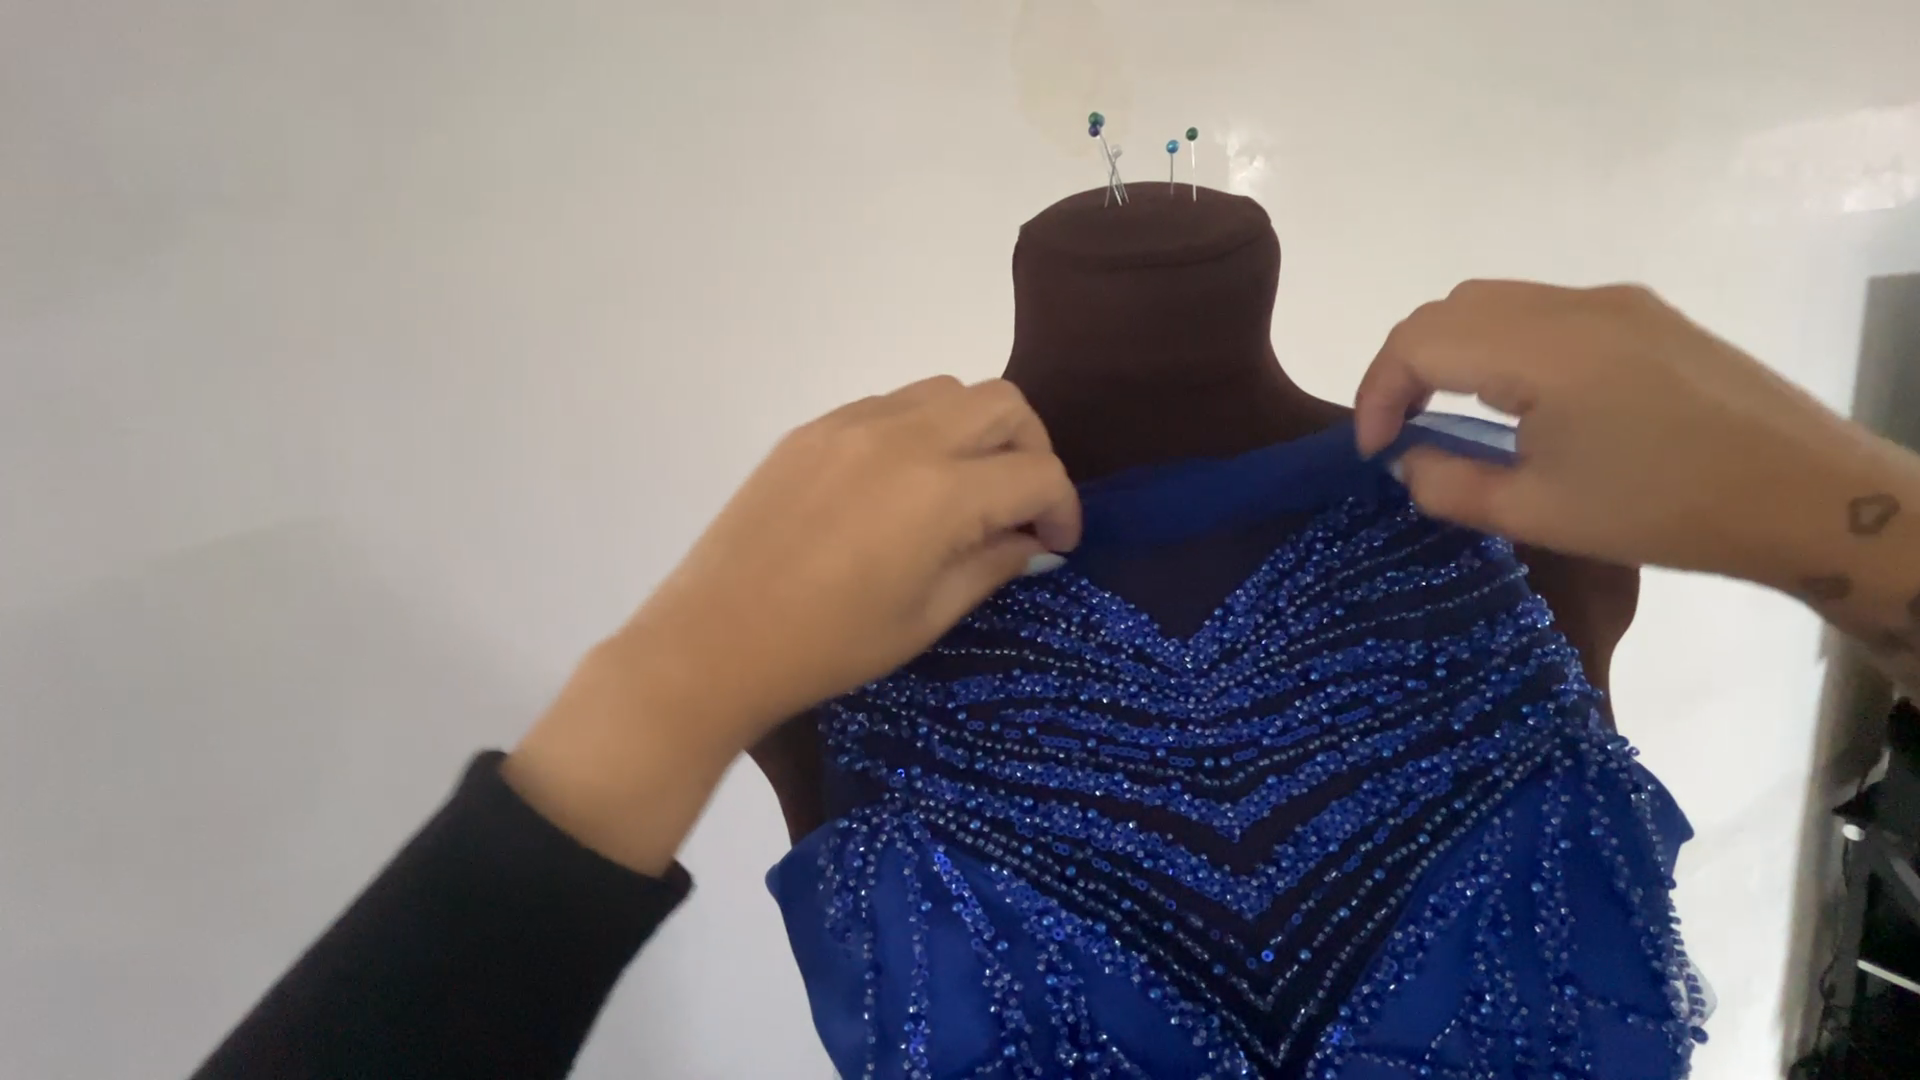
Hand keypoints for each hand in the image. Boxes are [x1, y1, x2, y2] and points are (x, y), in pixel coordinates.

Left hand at [624, 375, 1080, 744]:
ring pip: (949, 390)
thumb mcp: (927, 617)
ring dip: (978, 432)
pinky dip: (924, 430)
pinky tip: (903, 484)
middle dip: (1032, 450)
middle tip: (1020, 505)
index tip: (1056, 543)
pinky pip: (894, 404)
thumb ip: (994, 565)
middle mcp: (904, 436)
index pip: (1038, 473)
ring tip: (964, 488)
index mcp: (941, 493)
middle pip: (1004, 404)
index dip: (1063, 508)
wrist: (714, 641)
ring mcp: (853, 422)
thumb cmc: (829, 646)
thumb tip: (1034, 540)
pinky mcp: (815, 427)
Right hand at [1353, 280, 1888, 586]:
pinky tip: (1500, 394)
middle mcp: (1574, 308)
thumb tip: (1406, 457)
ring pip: (1484, 302)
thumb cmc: (1664, 512)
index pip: (1418, 344)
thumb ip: (1444, 483)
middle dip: (1398, 369)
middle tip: (1394, 429)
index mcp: (1546, 353)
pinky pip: (1530, 309)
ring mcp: (1611, 303)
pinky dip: (1486, 343)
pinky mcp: (1636, 314)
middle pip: (1443, 312)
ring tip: (1435, 410)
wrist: (1812, 499)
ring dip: (1439, 351)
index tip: (1374, 450)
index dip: (1376, 394)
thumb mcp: (1533, 515)